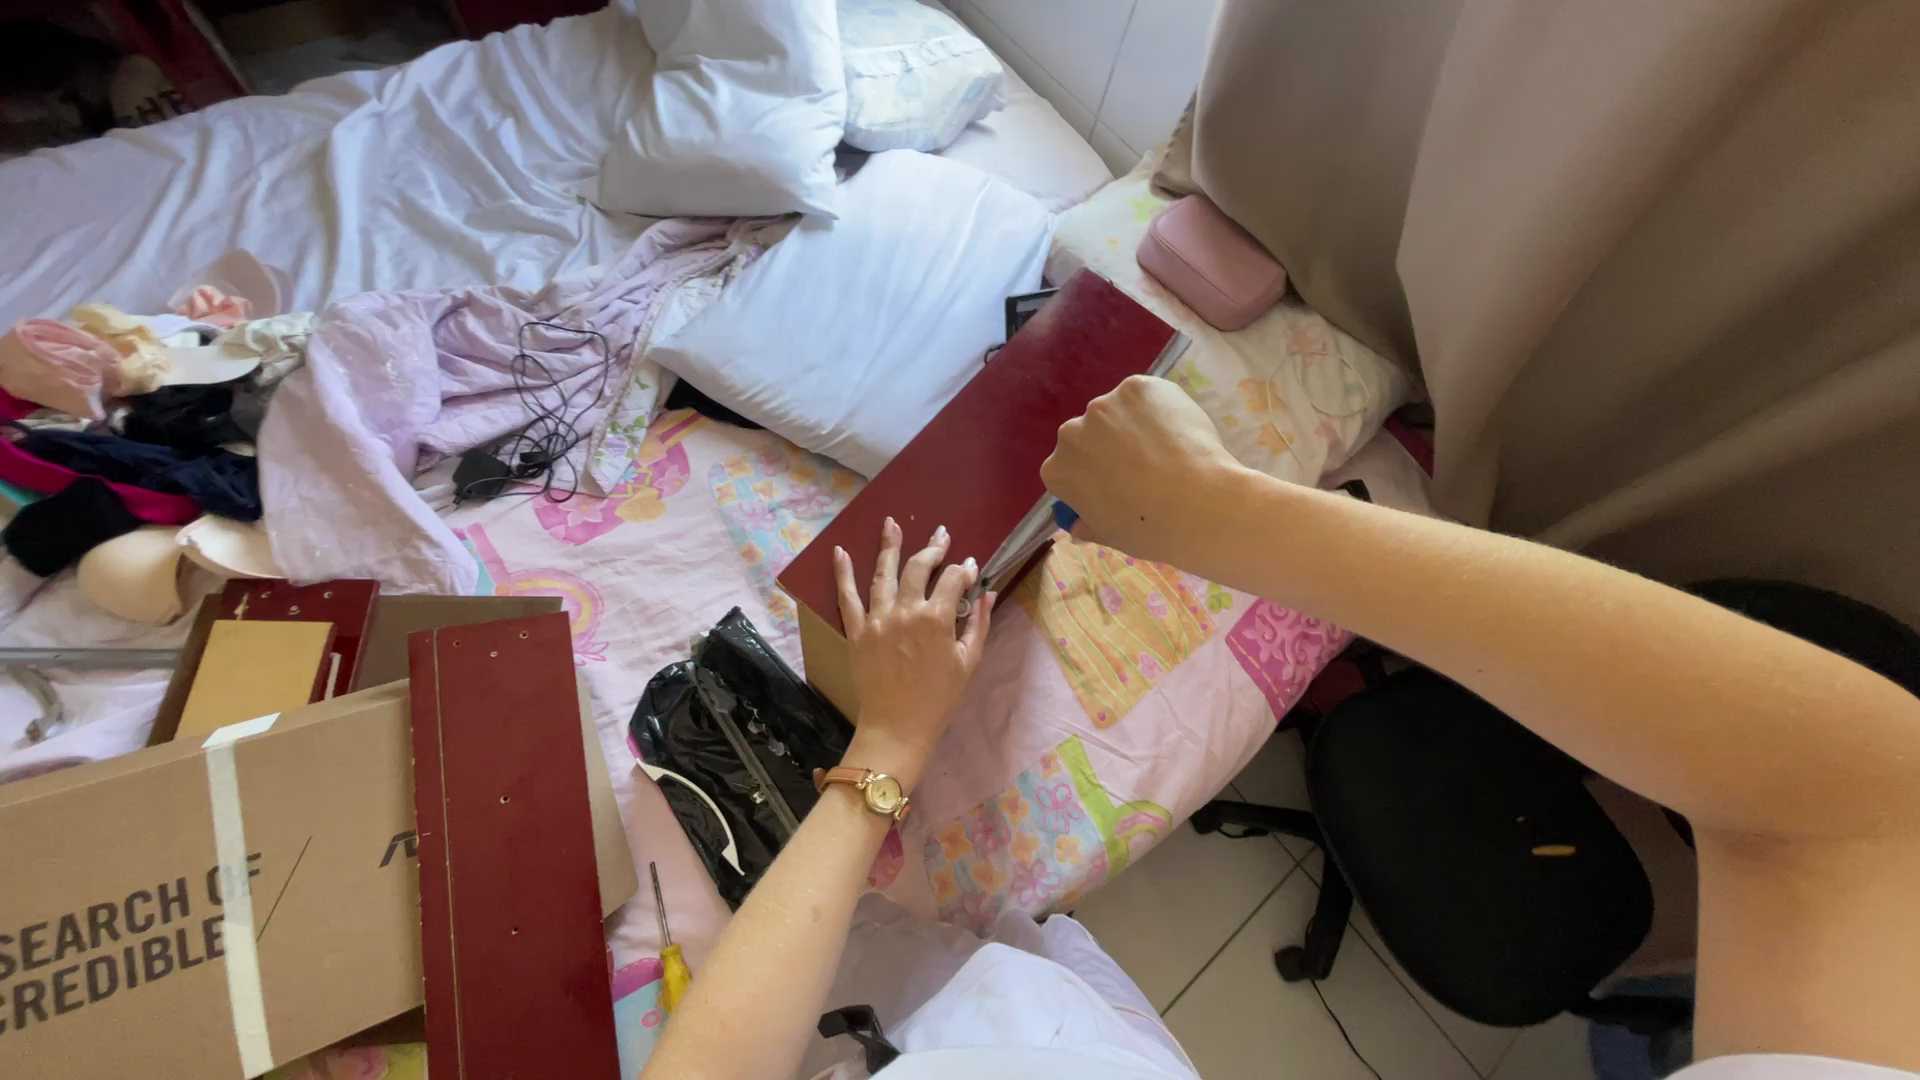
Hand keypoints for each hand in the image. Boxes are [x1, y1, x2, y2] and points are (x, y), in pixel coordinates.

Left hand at [832, 518, 992, 788]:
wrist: (897, 727)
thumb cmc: (939, 698)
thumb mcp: (969, 662)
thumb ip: (979, 624)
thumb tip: (988, 593)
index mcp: (936, 618)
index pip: (952, 580)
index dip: (963, 570)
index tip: (970, 568)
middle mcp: (905, 611)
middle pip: (918, 568)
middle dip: (932, 549)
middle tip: (941, 536)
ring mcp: (878, 618)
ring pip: (883, 573)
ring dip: (889, 546)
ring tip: (892, 524)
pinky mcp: (857, 631)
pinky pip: (847, 597)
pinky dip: (843, 573)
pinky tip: (841, 552)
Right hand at [1041, 375, 1245, 564]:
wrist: (1196, 504)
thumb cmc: (1148, 529)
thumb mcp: (1106, 536)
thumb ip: (1087, 524)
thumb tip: (1079, 523)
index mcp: (1057, 470)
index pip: (1067, 466)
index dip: (1091, 474)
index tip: (1114, 484)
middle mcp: (1071, 432)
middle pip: (1089, 435)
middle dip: (1109, 446)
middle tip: (1143, 466)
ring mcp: (1103, 405)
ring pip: (1118, 412)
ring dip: (1134, 424)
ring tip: (1166, 448)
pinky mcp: (1136, 386)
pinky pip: (1146, 396)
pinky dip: (1160, 408)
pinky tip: (1177, 431)